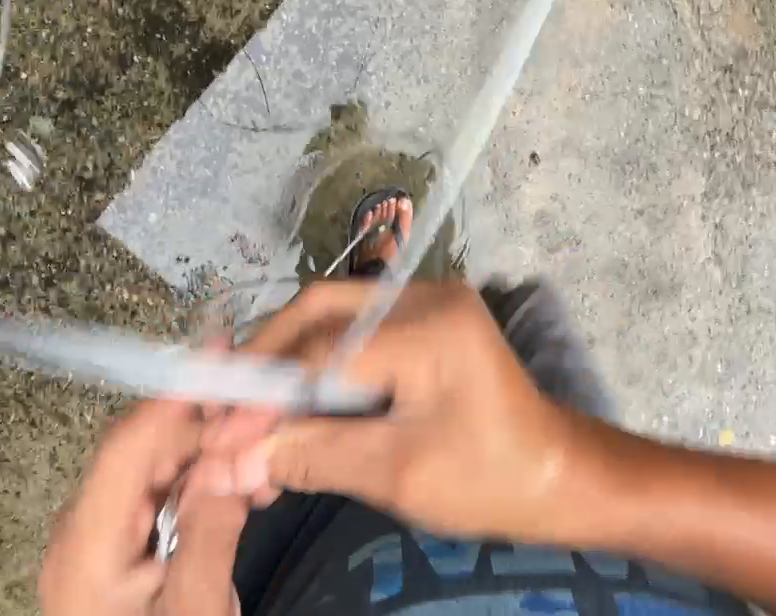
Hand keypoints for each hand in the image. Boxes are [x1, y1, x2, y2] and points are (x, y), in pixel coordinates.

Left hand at [41, 399, 255, 615]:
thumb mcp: (196, 614)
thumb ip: (211, 533)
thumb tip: (235, 453)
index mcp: (85, 550)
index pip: (127, 449)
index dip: (175, 394)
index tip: (225, 352)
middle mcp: (85, 529)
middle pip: (149, 448)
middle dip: (212, 422)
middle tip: (272, 411)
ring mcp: (103, 534)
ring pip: (164, 462)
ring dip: (219, 449)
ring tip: (269, 458)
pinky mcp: (125, 540)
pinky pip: (170, 488)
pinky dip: (211, 477)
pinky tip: (251, 486)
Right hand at [214, 281, 586, 542]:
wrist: (558, 476)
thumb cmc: (489, 479)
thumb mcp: (398, 474)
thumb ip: (313, 456)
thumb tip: (232, 462)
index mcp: (428, 327)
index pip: (321, 352)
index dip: (263, 395)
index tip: (216, 437)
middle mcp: (426, 296)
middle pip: (321, 310)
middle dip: (267, 356)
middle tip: (224, 405)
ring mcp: (429, 303)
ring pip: (335, 317)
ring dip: (290, 360)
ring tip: (252, 409)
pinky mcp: (428, 321)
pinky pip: (360, 332)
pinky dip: (323, 365)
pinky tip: (298, 402)